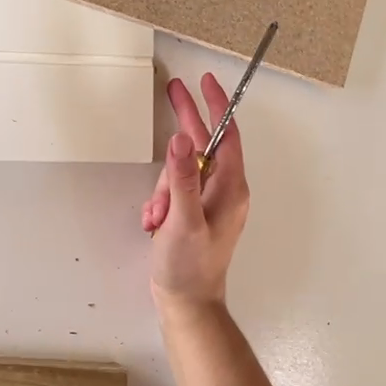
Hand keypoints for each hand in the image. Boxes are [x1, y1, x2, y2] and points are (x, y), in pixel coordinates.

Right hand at [141, 74, 250, 311]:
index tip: (205, 81)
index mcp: (230, 187)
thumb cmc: (190, 266)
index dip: (217, 105)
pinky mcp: (192, 214)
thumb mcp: (183, 220)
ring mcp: (207, 202)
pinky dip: (159, 203)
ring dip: (162, 189)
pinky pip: (173, 192)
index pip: (226, 135)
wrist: (187, 304)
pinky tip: (154, 224)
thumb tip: (183, 138)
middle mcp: (223, 190)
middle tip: (171, 89)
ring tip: (157, 218)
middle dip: (185, 122)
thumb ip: (182, 178)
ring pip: (179, 172)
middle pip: (202, 145)